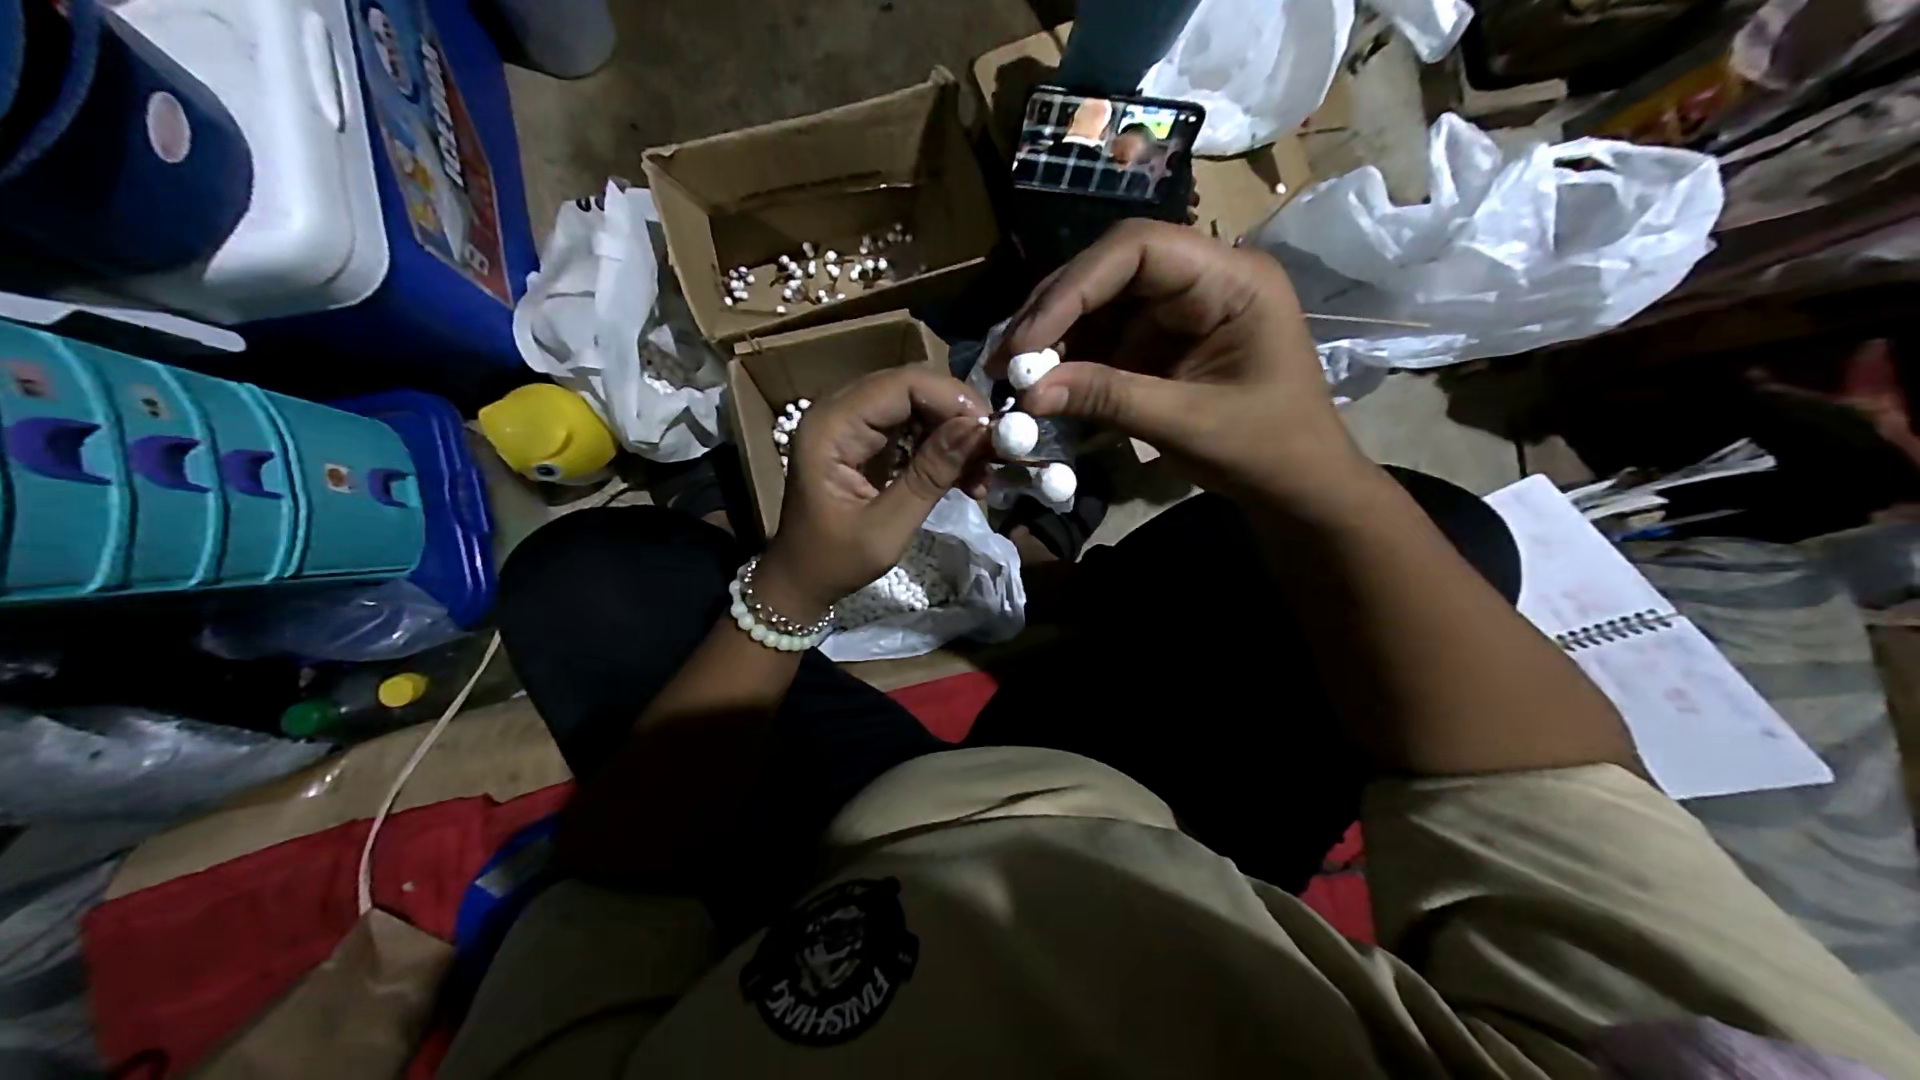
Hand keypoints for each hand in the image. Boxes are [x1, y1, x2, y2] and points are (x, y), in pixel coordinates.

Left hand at [756, 367, 990, 621]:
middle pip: (910, 389)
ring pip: (916, 406)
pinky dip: (941, 447)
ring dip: (953, 433)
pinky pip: (910, 428)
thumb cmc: (835, 560)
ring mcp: (850, 425)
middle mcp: (838, 412)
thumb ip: (930, 476)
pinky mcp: (864, 441)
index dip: (951, 399)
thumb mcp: (887, 527)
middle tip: (994, 451)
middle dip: (958, 415)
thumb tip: (979, 430)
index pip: (900, 385)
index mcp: (831, 428)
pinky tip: (965, 476)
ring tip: (983, 472)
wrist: (801, 580)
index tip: (992, 432)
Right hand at [995, 219, 1369, 506]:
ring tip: (1017, 380)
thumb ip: (1109, 398)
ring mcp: (1179, 311)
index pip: (1138, 250)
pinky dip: (1073, 365)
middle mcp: (1202, 280)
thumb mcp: (1188, 424)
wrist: (1299, 488)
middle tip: (1006, 362)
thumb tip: (1028, 393)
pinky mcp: (1162, 342)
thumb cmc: (1267, 452)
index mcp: (1231, 280)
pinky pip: (1106, 339)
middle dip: (1054, 315)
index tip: (1026, 341)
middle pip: (1110, 272)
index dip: (1073, 288)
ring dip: (1056, 342)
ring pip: (1100, 306)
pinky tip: (1045, 390)